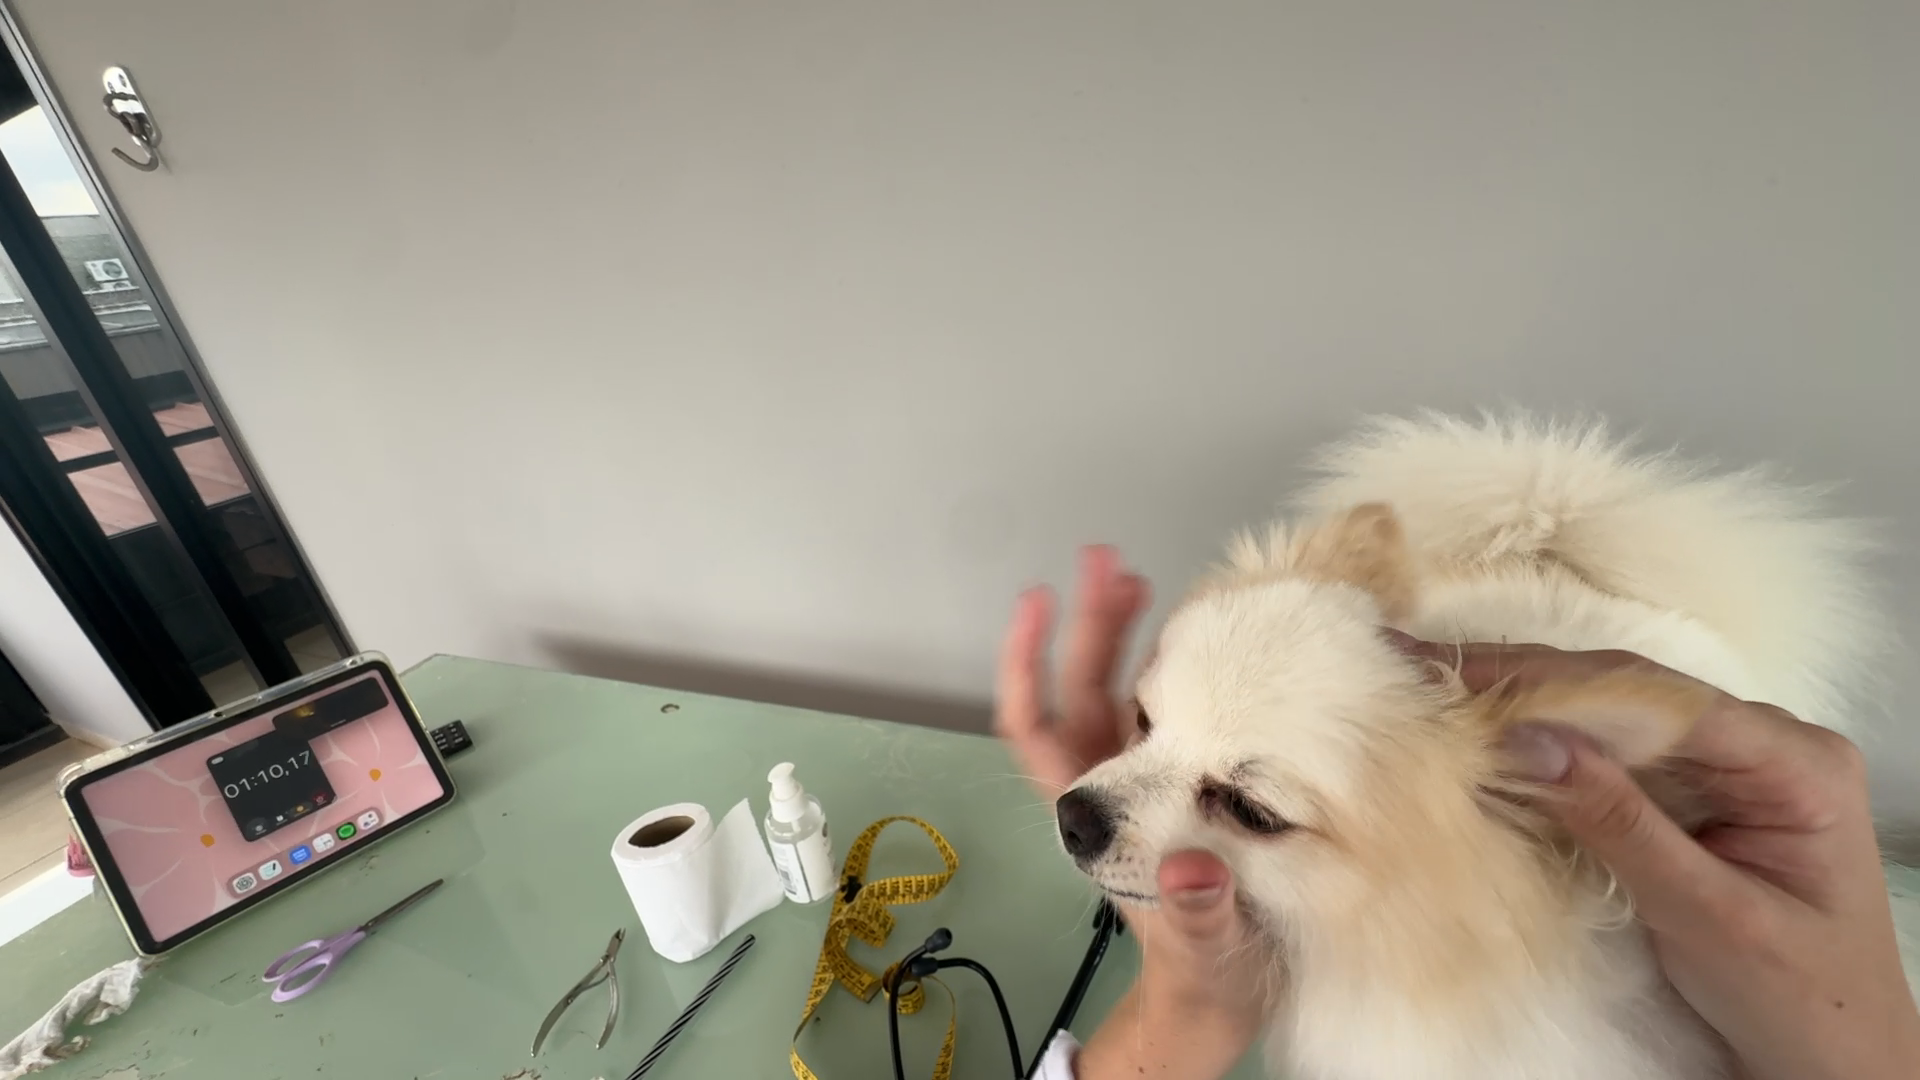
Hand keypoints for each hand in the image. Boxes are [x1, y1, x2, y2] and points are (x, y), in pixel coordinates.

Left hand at [996, 550, 1265, 1078]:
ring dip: (1123, 633)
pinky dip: (1170, 665)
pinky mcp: (1180, 774)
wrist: (1226, 992)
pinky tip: (1191, 638)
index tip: (1035, 604)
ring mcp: (1142, 774)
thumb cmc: (1200, 976)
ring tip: (1139, 580)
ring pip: (1118, 688)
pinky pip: (1165, 705)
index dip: (1026, 664)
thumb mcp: (1201, 952)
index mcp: (1091, 814)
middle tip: (1105, 563)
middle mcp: (1107, 782)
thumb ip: (1191, 916)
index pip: (1033, 727)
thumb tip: (1188, 869)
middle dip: (1086, 625)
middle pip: (1080, 689)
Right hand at [1406, 640, 1919, 1079]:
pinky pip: (1589, 736)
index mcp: (1789, 760)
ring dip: (1508, 692)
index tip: (1455, 678)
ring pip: (1595, 701)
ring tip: (1425, 672)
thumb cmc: (1794, 997)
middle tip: (1414, 660)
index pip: (1652, 697)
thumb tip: (1521, 738)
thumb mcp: (1705, 912)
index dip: (1549, 680)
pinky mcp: (1670, 777)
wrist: (1826, 1059)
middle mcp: (1751, 738)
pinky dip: (1523, 726)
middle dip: (1513, 675)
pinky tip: (1470, 711)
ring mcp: (1709, 755)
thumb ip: (1617, 819)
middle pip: (1616, 685)